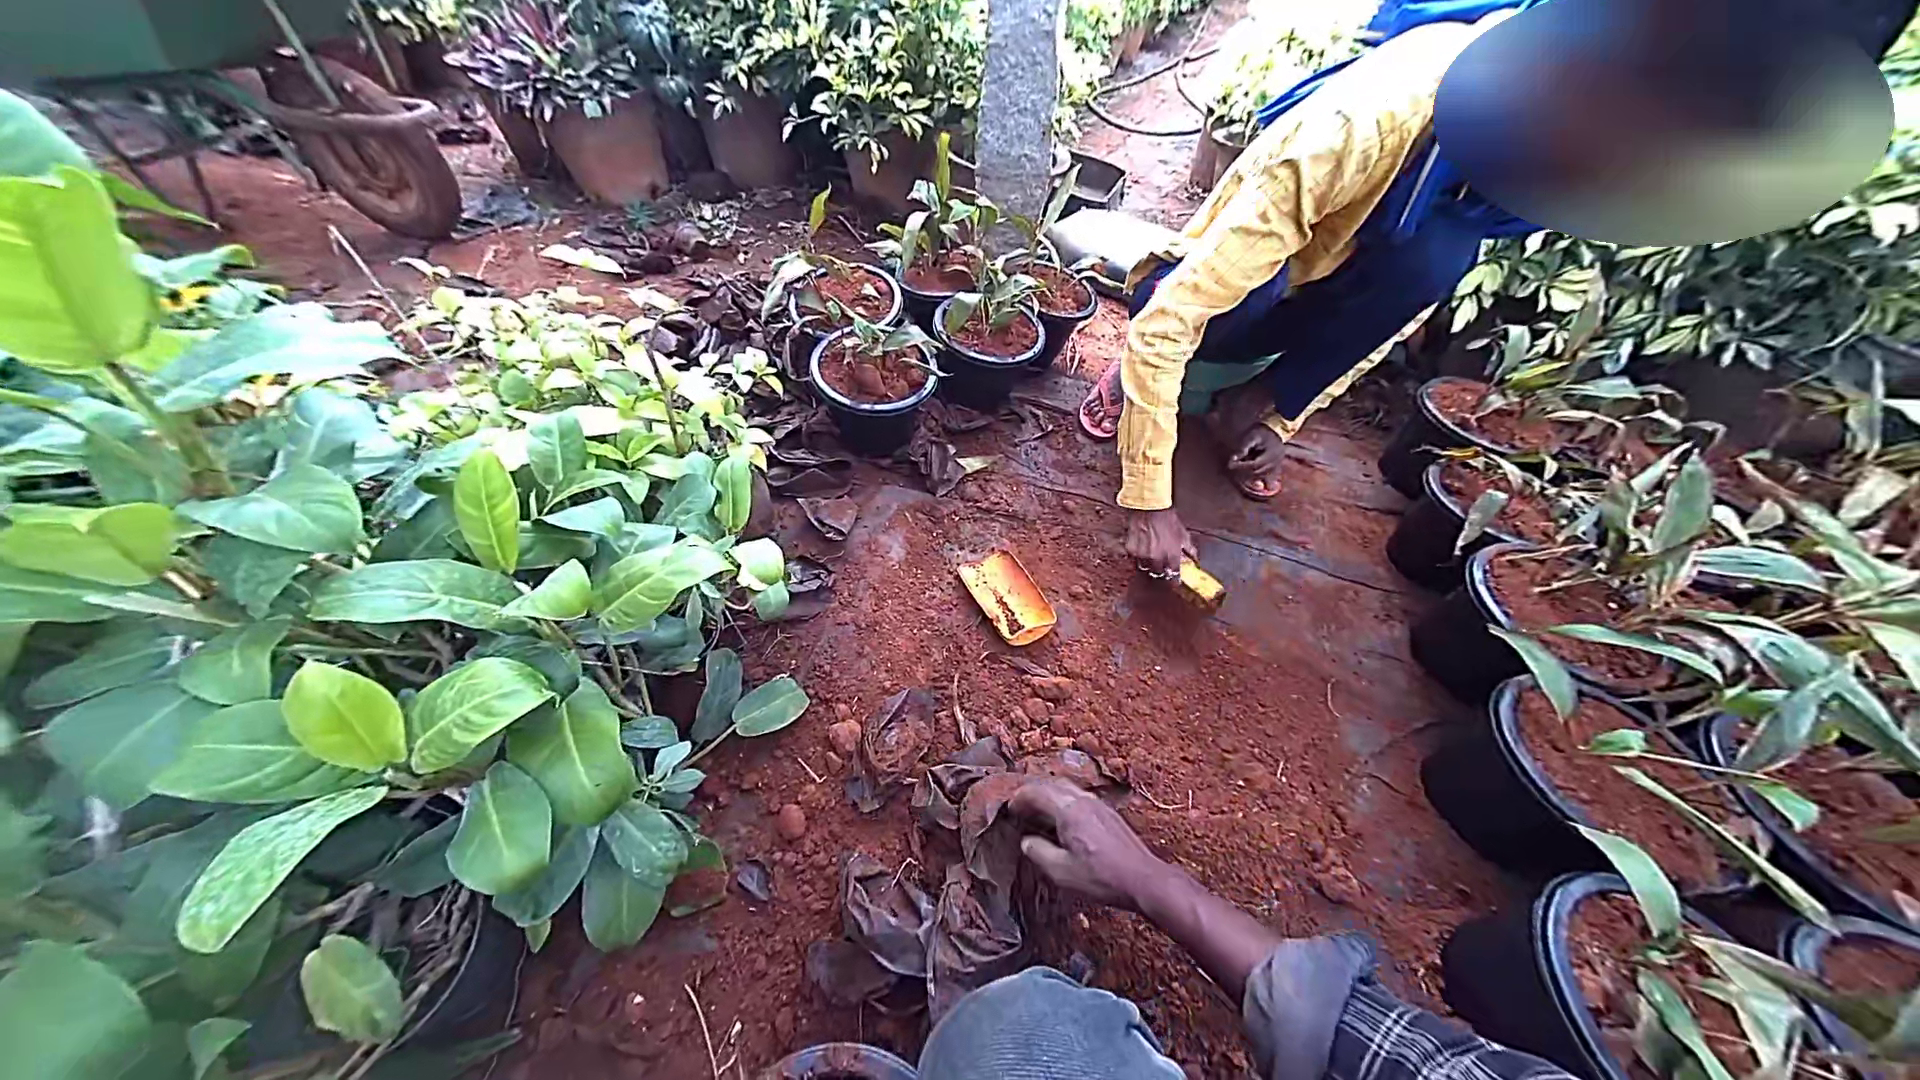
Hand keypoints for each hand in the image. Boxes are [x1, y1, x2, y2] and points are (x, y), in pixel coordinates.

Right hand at [1009, 779, 1168, 910]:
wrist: (1144, 879)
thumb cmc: (1103, 877)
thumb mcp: (1061, 872)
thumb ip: (1038, 853)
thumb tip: (1026, 842)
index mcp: (1068, 810)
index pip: (1036, 792)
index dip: (1019, 798)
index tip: (1010, 808)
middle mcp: (1083, 800)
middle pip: (1052, 784)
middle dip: (1033, 793)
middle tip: (1021, 807)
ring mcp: (1098, 804)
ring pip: (1067, 789)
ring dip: (1049, 796)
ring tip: (1040, 813)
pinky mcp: (1108, 813)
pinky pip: (1079, 797)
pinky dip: (1064, 802)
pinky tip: (1064, 821)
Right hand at [1126, 508, 1192, 577]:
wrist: (1150, 508)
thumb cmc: (1168, 519)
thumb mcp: (1183, 534)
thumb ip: (1189, 549)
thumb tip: (1194, 558)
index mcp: (1172, 556)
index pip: (1173, 574)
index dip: (1173, 575)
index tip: (1173, 575)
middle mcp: (1157, 558)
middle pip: (1158, 573)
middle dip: (1160, 570)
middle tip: (1161, 563)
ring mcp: (1143, 555)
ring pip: (1145, 567)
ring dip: (1148, 563)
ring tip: (1150, 555)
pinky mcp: (1132, 550)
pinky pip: (1135, 557)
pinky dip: (1138, 554)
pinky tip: (1141, 546)